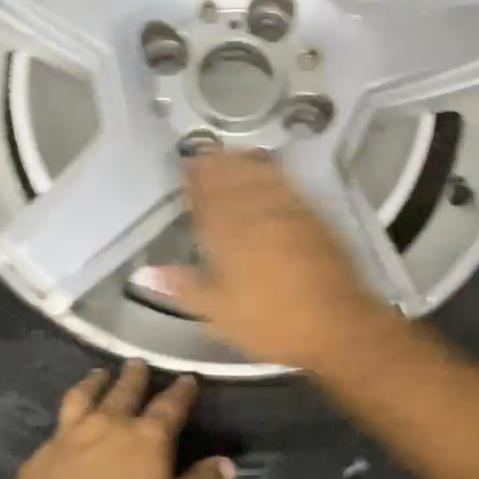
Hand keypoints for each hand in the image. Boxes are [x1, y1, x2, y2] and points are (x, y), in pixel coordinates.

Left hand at [0, 361, 234, 478]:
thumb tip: (227, 463)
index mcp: (147, 438)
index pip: (169, 406)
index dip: (181, 391)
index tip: (187, 378)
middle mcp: (109, 425)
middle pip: (124, 391)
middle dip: (135, 376)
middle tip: (137, 362)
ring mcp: (70, 436)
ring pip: (84, 397)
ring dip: (94, 382)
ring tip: (98, 374)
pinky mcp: (42, 453)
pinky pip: (57, 424)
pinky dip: (67, 416)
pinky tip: (65, 423)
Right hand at [134, 151, 398, 368]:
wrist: (336, 325)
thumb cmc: (272, 324)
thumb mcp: (219, 314)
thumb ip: (183, 288)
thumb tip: (142, 274)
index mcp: (228, 238)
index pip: (206, 201)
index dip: (194, 183)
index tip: (184, 168)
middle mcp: (256, 217)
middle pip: (232, 183)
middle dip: (215, 166)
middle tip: (203, 154)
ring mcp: (288, 214)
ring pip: (260, 179)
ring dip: (243, 164)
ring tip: (231, 153)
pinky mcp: (314, 220)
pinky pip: (288, 187)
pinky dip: (274, 174)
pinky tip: (270, 169)